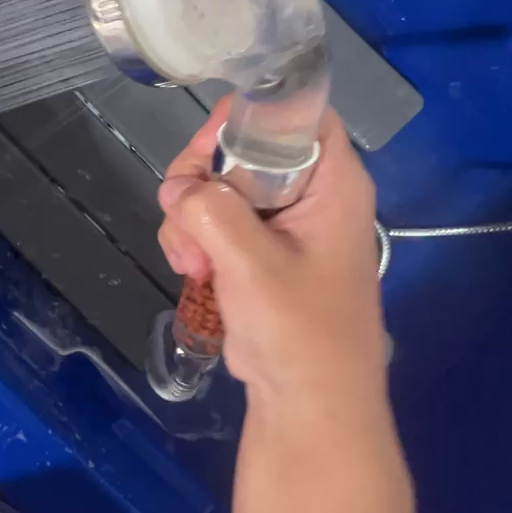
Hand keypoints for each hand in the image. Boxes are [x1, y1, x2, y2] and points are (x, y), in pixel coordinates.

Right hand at [156, 96, 385, 410]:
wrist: (305, 399)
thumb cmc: (300, 331)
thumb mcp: (254, 264)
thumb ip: (213, 213)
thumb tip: (179, 190)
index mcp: (331, 183)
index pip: (295, 114)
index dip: (246, 118)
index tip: (205, 152)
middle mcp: (305, 193)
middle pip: (238, 148)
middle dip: (198, 180)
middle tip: (185, 214)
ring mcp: (276, 222)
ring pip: (213, 186)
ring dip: (188, 219)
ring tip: (194, 262)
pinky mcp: (252, 247)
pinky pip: (207, 219)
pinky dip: (190, 240)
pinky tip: (194, 271)